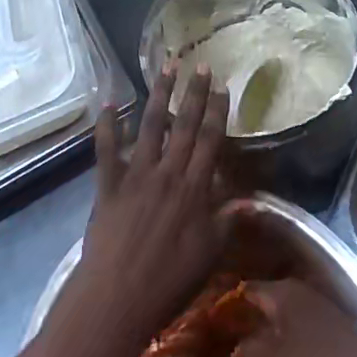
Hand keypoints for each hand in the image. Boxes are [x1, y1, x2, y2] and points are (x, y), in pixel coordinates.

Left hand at [44, 62, 229, 356]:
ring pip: (150, 126)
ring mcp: (135, 173)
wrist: (120, 293)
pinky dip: (106, 123)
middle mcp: (166, 173)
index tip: (221, 86)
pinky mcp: (108, 180)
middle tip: (198, 64)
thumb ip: (227, 223)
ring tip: (165, 68)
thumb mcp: (209, 255)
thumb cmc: (170, 280)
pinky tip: (108, 102)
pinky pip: (106, 146)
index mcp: (194, 190)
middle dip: (192, 93)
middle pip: (183, 126)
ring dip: (158, 95)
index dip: (216, 112)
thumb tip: (251, 201)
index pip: (209, 141)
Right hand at [235, 279, 356, 356]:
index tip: (216, 323)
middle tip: (234, 342)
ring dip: (275, 338)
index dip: (229, 306)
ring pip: (289, 322)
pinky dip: (297, 349)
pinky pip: (309, 338)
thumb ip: (246, 353)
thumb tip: (236, 349)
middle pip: (268, 305)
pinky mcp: (345, 339)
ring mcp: (327, 314)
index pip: (246, 290)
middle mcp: (303, 294)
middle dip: (252, 322)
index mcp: (282, 291)